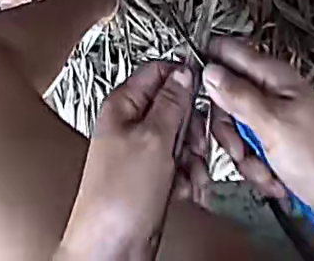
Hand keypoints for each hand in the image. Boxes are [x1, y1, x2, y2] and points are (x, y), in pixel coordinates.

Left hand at [57, 61, 208, 260]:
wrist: (110, 255)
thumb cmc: (117, 199)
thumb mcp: (154, 139)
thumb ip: (172, 102)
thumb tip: (184, 71)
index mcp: (123, 104)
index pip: (157, 71)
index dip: (182, 76)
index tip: (203, 88)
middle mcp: (130, 125)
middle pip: (173, 106)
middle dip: (192, 125)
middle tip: (196, 141)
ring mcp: (140, 153)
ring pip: (179, 137)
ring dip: (193, 155)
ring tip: (192, 171)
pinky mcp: (149, 178)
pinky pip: (177, 164)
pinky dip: (186, 175)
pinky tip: (186, 187)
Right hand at [202, 38, 313, 234]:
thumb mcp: (272, 125)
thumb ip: (238, 96)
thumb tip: (209, 70)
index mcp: (272, 74)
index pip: (228, 51)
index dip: (209, 66)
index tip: (199, 93)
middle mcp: (272, 90)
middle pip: (227, 94)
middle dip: (228, 127)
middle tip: (240, 147)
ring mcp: (274, 117)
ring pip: (236, 126)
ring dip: (244, 154)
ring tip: (264, 168)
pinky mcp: (277, 142)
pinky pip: (250, 149)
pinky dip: (256, 168)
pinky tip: (273, 178)